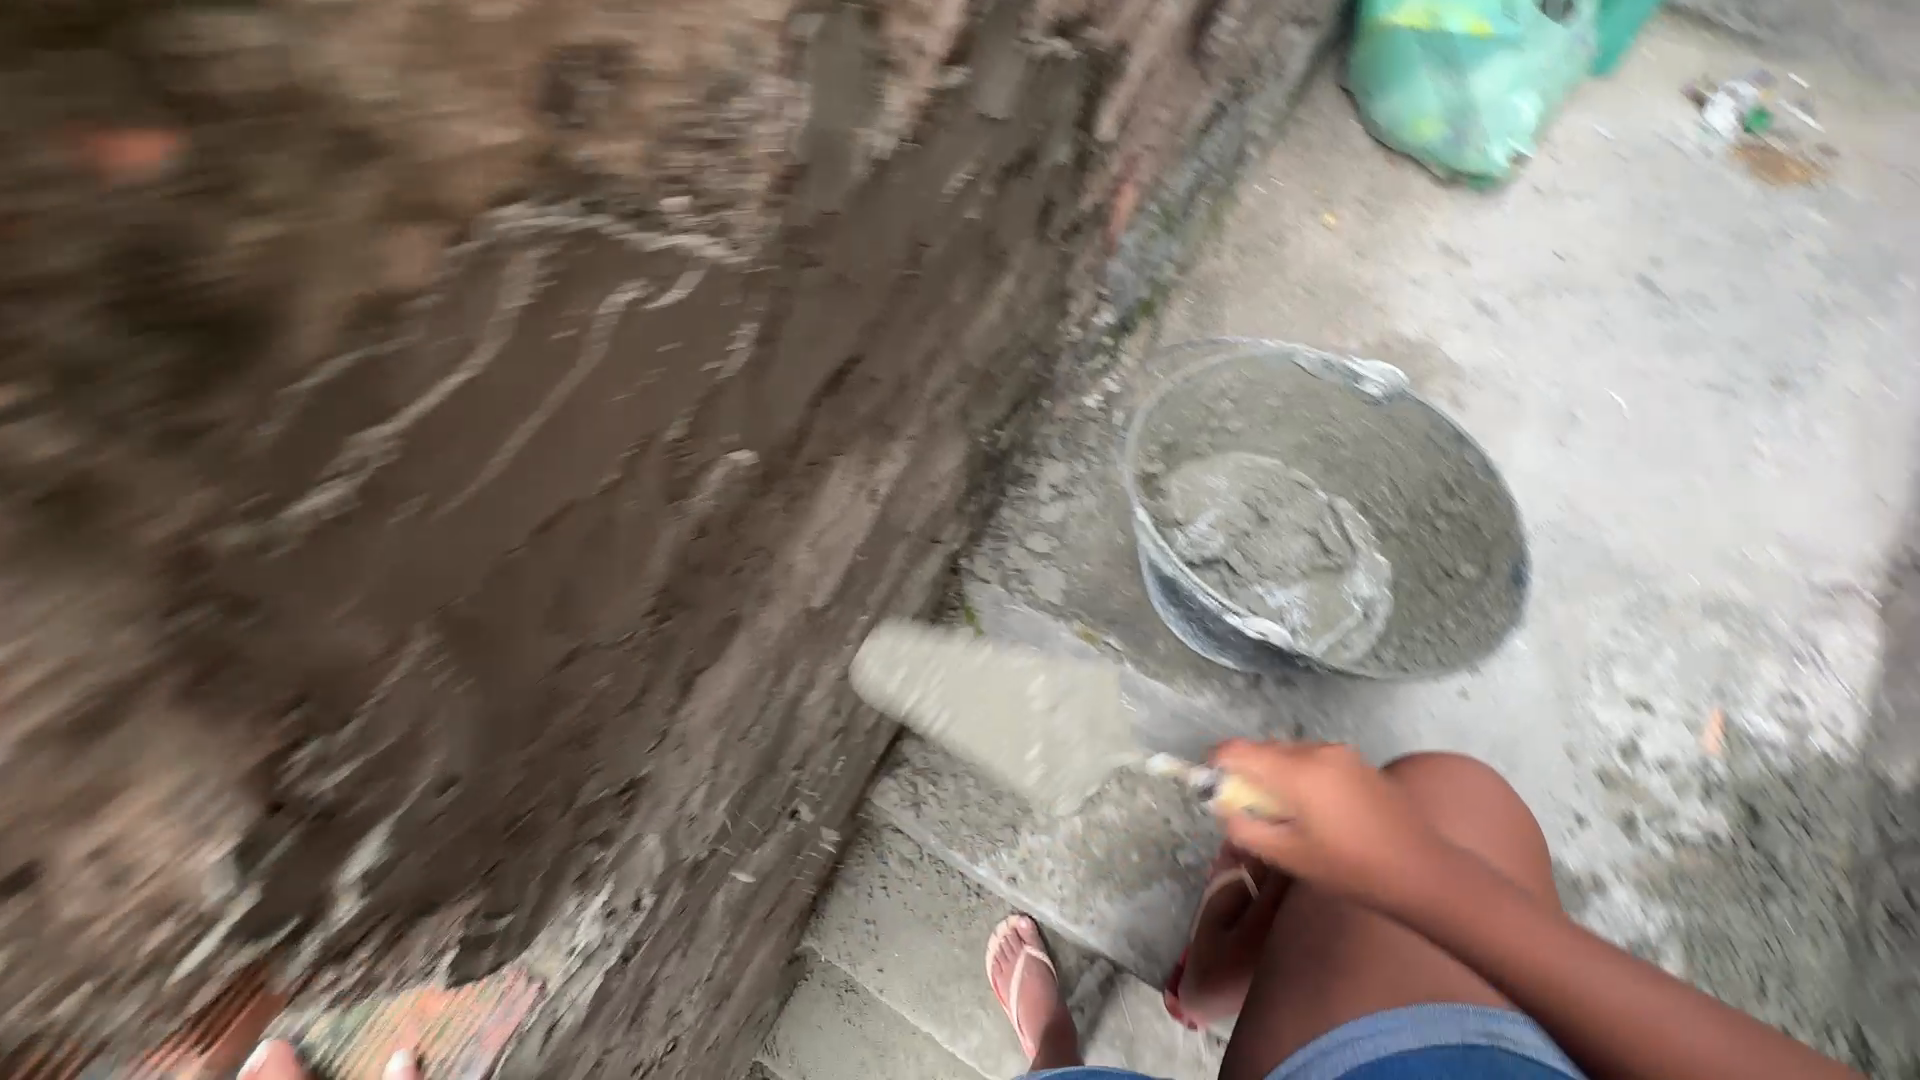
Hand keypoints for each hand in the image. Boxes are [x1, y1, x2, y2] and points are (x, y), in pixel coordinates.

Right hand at [1209, 739, 1449, 912]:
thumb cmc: (1352, 869)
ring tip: (1285, 814)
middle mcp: (1315, 750)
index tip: (1212, 790)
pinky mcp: (1356, 761)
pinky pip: (1311, 759)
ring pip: (1286, 753)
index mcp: (1296, 771)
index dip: (1215, 765)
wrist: (1425, 873)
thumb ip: (1245, 827)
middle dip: (1246, 774)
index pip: (1235, 750)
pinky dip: (1298, 776)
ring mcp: (1340, 752)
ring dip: (1273, 775)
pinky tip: (1314, 811)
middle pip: (1261, 749)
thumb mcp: (1288, 857)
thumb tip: (1223, 807)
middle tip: (1250, 811)